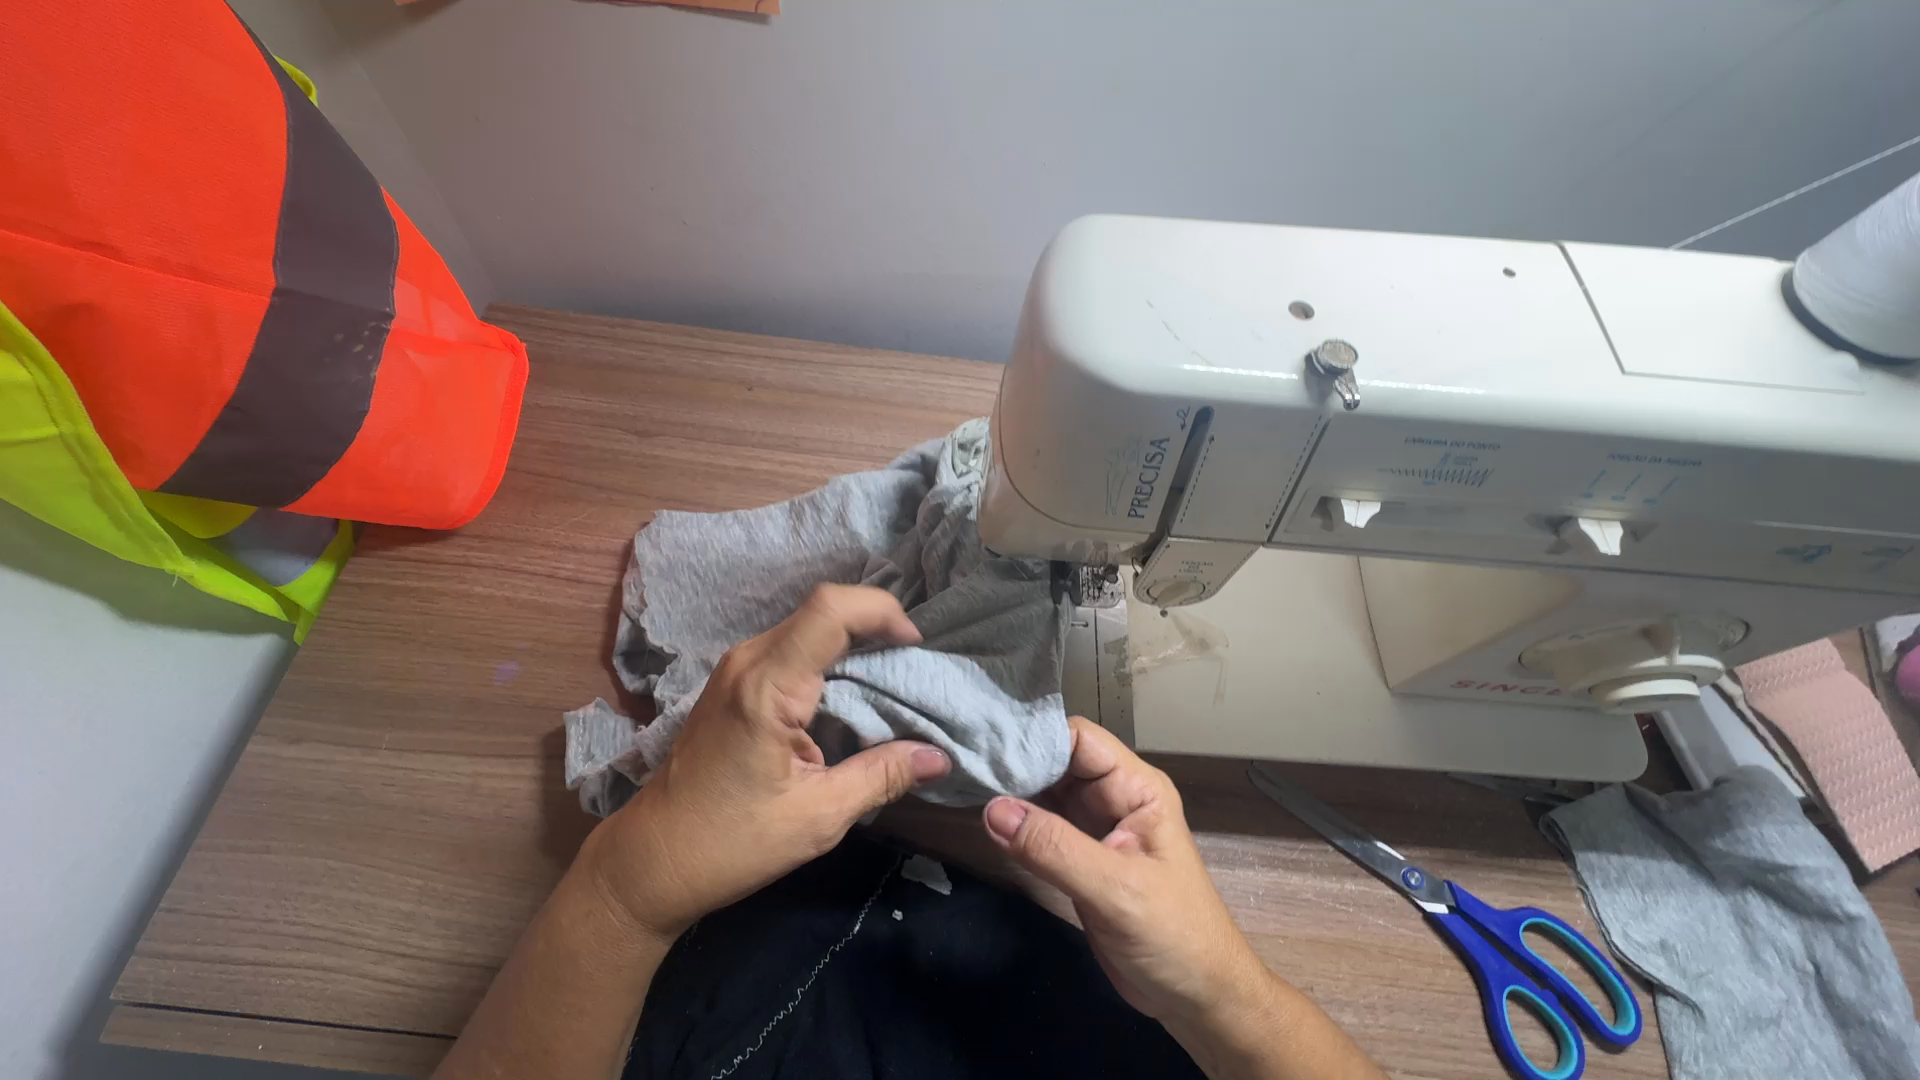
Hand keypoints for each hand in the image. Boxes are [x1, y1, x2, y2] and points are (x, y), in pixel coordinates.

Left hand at [579, 584, 952, 941]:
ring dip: (855, 642)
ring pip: (809, 625)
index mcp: (767, 687)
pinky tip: (853, 693)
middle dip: (877, 628)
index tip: (914, 647)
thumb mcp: (818, 818)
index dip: (881, 612)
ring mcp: (737, 666)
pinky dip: (832, 657)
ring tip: (892, 680)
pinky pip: (795, 646)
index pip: (830, 609)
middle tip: (914, 669)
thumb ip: (882, 777)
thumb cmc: (731, 843)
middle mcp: (749, 660)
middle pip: (824, 610)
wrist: (651, 859)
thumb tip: (941, 757)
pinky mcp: (736, 679)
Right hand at [980, 716, 1264, 1023]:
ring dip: (1010, 791)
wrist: (1199, 1000)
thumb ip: (1054, 849)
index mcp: (1135, 788)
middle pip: (1057, 761)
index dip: (1036, 737)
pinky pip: (1041, 828)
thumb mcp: (1116, 890)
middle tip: (965, 763)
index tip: (988, 746)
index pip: (1079, 739)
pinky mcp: (1079, 858)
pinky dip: (1014, 823)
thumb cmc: (1175, 936)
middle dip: (1015, 761)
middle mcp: (1113, 797)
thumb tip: (991, 809)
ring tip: (965, 782)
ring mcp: (1095, 828)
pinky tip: (982, 817)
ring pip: (1045, 793)